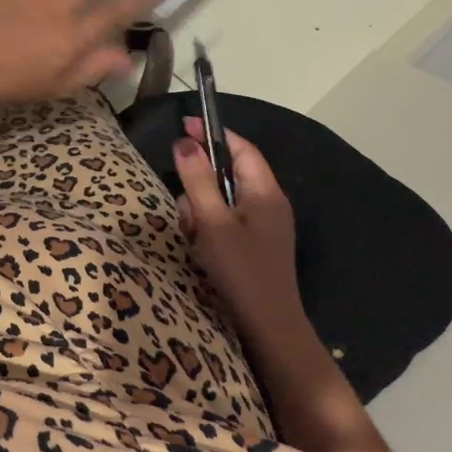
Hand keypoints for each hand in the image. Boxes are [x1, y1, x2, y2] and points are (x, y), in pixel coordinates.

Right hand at [174, 118, 303, 334]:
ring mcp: (263, 224)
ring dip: (200, 207)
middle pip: (227, 172)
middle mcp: (268, 202)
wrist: (269, 327)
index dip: (213, 133)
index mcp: (265, 192)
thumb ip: (197, 179)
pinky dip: (208, 224)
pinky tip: (201, 245)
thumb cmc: (242, 270)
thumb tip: (184, 141)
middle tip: (186, 206)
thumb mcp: (213, 221)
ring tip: (194, 233)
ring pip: (221, 196)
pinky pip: (225, 217)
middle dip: (199, 182)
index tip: (182, 125)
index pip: (241, 147)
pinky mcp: (254, 242)